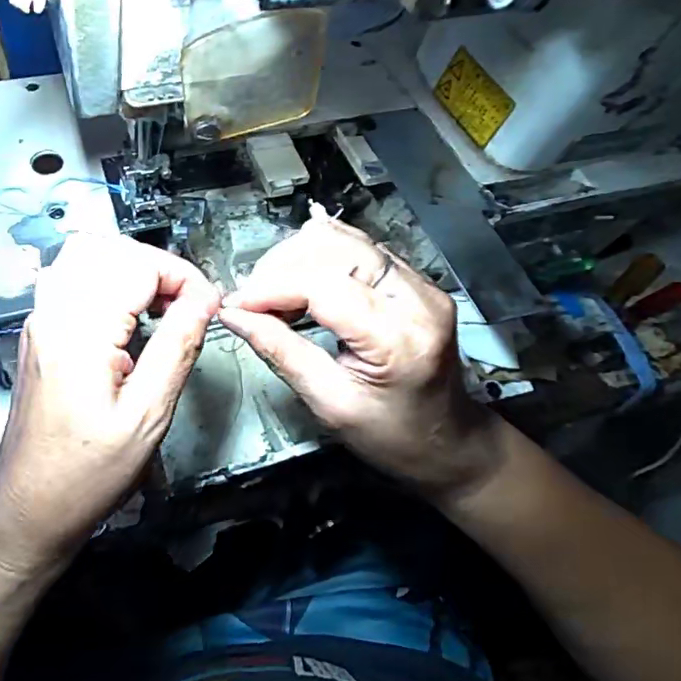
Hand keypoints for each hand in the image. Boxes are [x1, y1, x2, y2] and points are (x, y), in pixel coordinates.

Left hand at [0, 234, 219, 580]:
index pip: (137, 264)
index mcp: (79, 335)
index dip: (183, 276)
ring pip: (85, 253)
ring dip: (131, 266)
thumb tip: (204, 302)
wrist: (29, 506)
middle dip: (157, 263)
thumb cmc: (84, 475)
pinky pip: (72, 277)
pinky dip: (109, 278)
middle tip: (187, 300)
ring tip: (162, 302)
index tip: (208, 304)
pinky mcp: (40, 331)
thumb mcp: (148, 416)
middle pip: (108, 246)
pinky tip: (131, 313)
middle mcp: (52, 317)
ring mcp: (40, 320)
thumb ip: (177, 348)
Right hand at [217, 204, 506, 502]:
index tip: (235, 304)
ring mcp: (419, 283)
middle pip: (335, 247)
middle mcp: (417, 297)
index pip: (324, 286)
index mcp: (400, 338)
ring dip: (298, 258)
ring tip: (274, 294)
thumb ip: (280, 351)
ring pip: (344, 239)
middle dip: (282, 266)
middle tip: (252, 300)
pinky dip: (318, 259)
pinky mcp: (413, 279)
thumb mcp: (329, 403)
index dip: (272, 288)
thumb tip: (234, 315)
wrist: (446, 441)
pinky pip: (357, 248)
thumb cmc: (391, 436)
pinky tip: (300, 285)